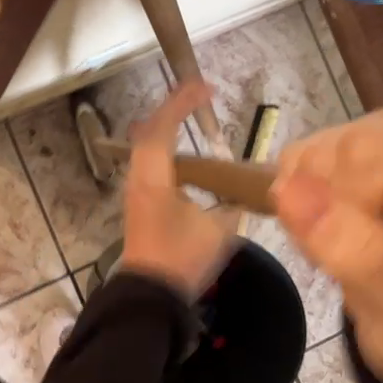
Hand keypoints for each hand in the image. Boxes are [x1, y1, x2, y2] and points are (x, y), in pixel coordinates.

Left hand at [119, 80, 240, 298]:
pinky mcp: (140, 201)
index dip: (183, 102)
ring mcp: (136, 188)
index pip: (164, 125)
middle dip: (176, 108)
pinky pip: (152, 161)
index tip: (207, 88)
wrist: (149, 294)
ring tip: (194, 115)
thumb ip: (232, 203)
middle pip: (152, 129)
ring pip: (149, 145)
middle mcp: (140, 175)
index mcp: (154, 175)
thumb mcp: (218, 230)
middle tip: (202, 95)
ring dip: (170, 127)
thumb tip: (245, 190)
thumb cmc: (181, 259)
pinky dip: (168, 147)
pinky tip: (187, 153)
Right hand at [272, 99, 382, 382]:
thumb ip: (357, 256)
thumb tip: (287, 192)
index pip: (379, 157)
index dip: (346, 206)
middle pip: (356, 142)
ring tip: (348, 242)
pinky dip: (316, 182)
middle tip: (342, 257)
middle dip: (330, 203)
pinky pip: (328, 137)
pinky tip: (346, 216)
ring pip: (336, 139)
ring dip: (320, 196)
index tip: (353, 261)